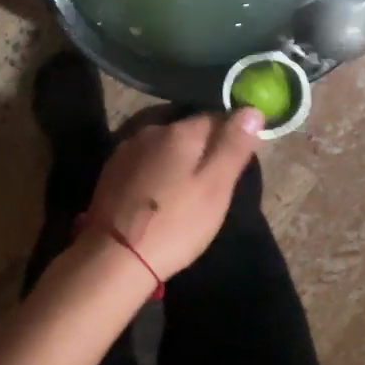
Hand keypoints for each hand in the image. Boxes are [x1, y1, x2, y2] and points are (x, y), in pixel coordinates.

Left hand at [84, 108, 263, 277]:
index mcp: (178, 131)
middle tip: (216, 181)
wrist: (116, 254)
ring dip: (179, 159)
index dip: (232, 135)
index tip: (239, 159)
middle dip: (204, 148)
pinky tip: (161, 194)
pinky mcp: (112, 170)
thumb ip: (233, 146)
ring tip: (189, 190)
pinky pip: (145, 161)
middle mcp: (150, 130)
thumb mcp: (215, 187)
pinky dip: (157, 171)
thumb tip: (251, 109)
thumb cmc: (175, 223)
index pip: (215, 118)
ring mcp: (126, 149)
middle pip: (187, 130)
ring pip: (164, 145)